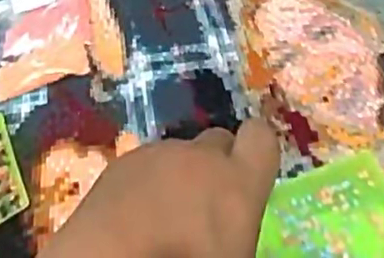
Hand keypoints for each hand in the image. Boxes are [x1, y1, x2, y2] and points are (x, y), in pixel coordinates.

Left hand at [41, 120, 279, 257]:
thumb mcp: (234, 255)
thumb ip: (239, 228)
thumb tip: (232, 226)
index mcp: (237, 182)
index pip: (262, 138)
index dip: (258, 153)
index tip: (252, 177)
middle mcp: (198, 156)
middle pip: (218, 142)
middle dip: (218, 167)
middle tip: (210, 212)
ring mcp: (156, 153)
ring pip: (179, 155)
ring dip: (180, 179)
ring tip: (169, 223)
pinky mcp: (122, 161)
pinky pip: (147, 165)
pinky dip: (148, 185)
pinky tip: (138, 220)